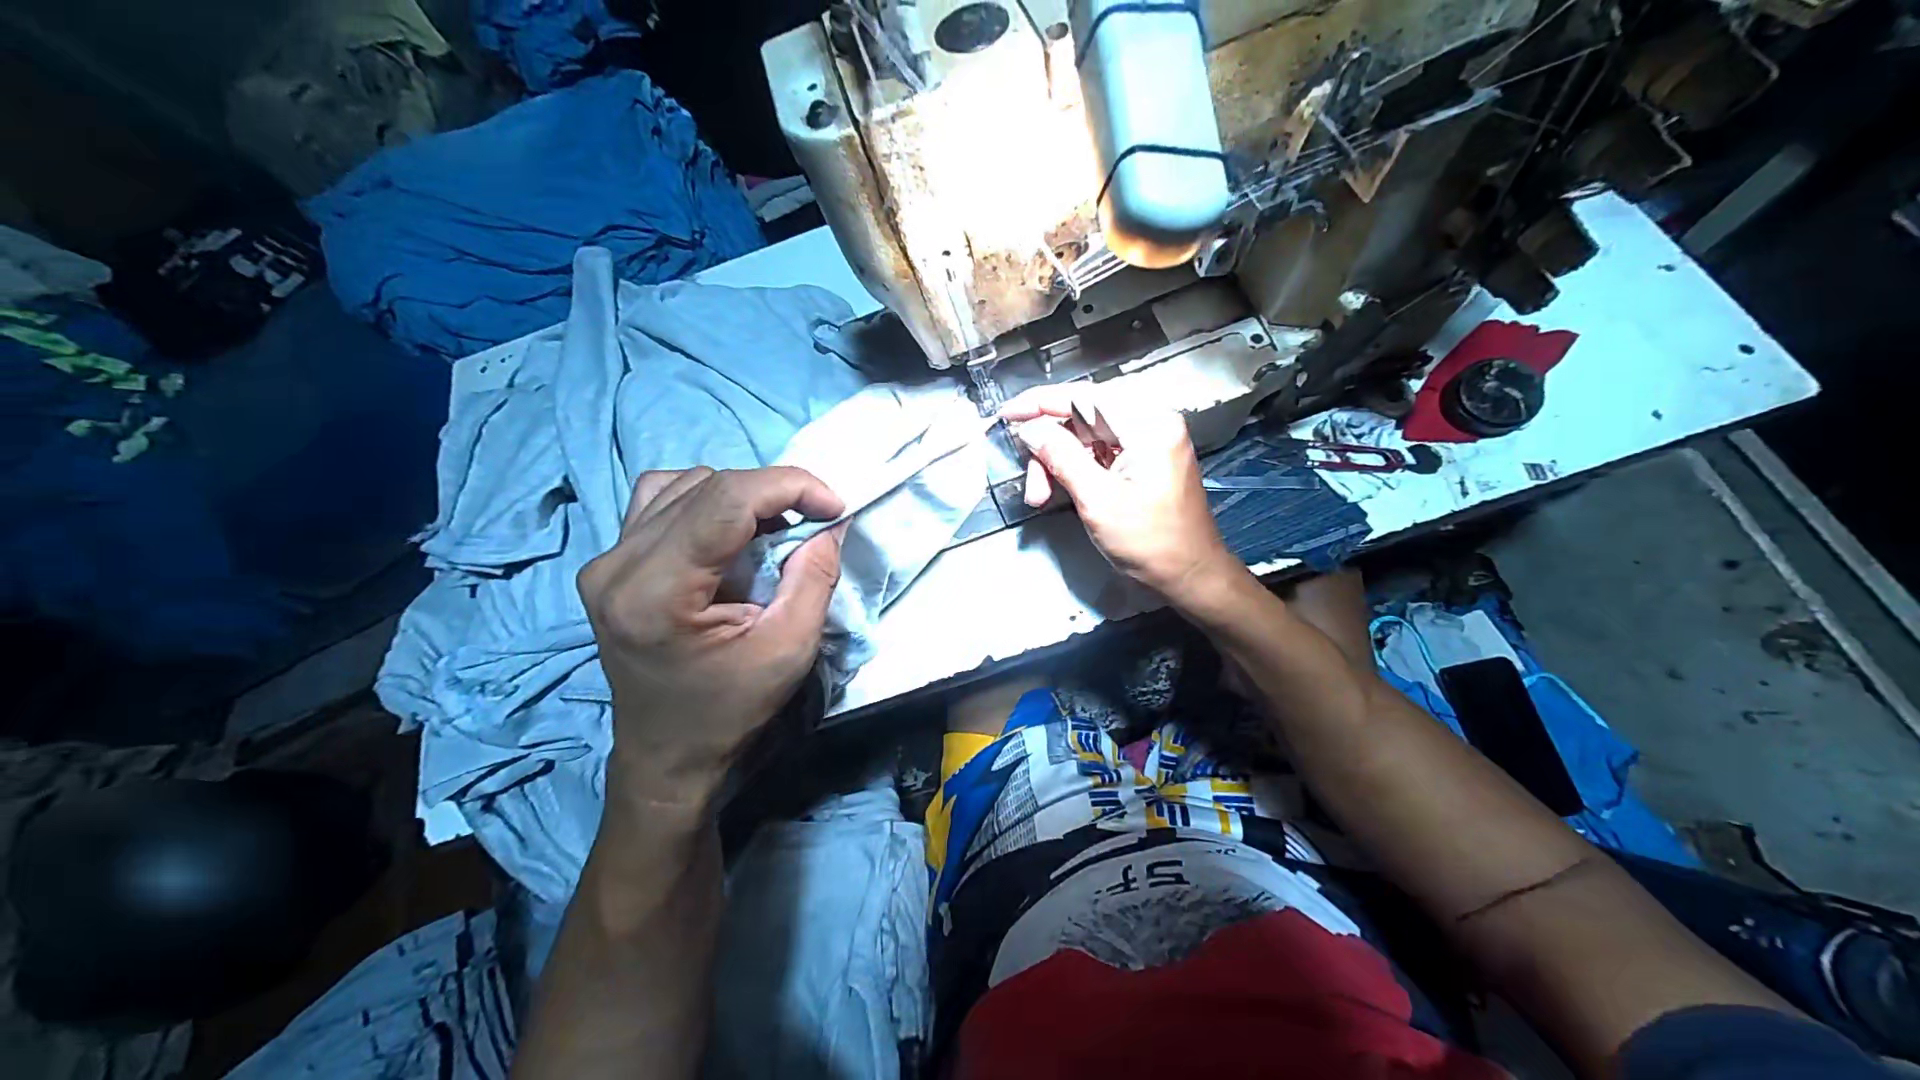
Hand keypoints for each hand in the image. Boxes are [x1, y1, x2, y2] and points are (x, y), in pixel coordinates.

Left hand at [577, 466, 844, 808]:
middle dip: (772, 494)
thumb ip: (814, 577)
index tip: (833, 506)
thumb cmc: (729, 710)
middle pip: (708, 485)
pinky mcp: (609, 562)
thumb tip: (829, 520)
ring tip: (770, 534)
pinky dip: (705, 502)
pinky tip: (727, 533)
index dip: (789, 486)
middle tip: (810, 525)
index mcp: (655, 592)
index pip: (725, 499)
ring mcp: (606, 559)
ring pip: (683, 484)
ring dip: (740, 498)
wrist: (667, 753)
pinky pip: (660, 499)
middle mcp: (617, 564)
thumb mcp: (789, 649)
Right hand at [1001, 384, 1241, 608]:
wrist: (1189, 576)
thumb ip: (1060, 457)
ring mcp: (1145, 442)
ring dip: (1057, 465)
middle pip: (1081, 419)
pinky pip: (1096, 453)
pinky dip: (1073, 471)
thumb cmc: (1153, 542)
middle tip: (1033, 484)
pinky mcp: (1140, 460)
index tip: (1009, 413)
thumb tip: (1030, 429)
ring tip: (1041, 497)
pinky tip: (1057, 492)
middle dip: (1049, 450)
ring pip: (1083, 438)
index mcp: (1148, 424)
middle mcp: (1149, 424)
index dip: (1041, 404)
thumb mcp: (1098, 499)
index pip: (1084, 398)